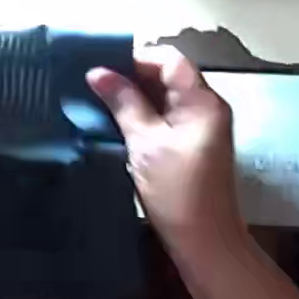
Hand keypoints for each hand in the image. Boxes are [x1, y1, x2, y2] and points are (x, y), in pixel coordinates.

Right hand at [86, 46, 243, 246]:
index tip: (102, 66)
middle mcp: (206, 107)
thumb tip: (97, 73)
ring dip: (133, 95)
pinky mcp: (190, 142)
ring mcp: (200, 126)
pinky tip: (115, 119)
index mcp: (202, 102)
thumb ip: (122, 102)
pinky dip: (141, 112)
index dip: (136, 57)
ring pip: (163, 95)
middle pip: (167, 74)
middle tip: (93, 81)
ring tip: (97, 97)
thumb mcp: (144, 142)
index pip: (169, 59)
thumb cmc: (176, 190)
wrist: (204, 241)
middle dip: (130, 75)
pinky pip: (164, 114)